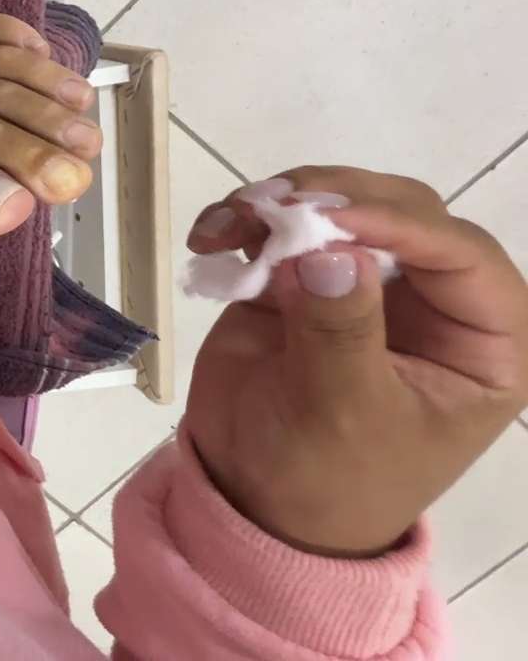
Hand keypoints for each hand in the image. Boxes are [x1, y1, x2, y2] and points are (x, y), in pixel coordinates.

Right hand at [185, 168, 527, 556]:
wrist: (253, 490)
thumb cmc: (327, 471)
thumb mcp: (343, 410)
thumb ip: (340, 330)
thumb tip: (327, 252)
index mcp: (478, 341)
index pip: (459, 257)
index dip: (397, 224)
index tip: (318, 216)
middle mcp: (423, 303)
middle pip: (400, 212)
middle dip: (332, 197)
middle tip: (266, 205)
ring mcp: (351, 288)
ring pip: (332, 209)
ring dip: (275, 203)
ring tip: (224, 223)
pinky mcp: (285, 284)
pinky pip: (272, 233)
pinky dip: (237, 223)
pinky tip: (208, 239)